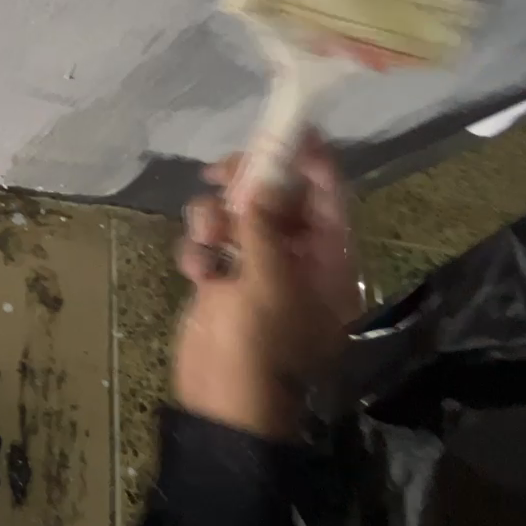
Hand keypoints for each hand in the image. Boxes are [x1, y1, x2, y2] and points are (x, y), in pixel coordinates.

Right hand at [171, 131, 358, 439]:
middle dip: (245, 188)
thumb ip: (264, 225)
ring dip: (213, 222)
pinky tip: (196, 274)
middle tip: (218, 175)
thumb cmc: (260, 345)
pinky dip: (198, 251)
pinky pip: (208, 242)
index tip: (285, 127)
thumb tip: (262, 175)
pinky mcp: (222, 277)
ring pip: (234, 216)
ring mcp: (256, 267)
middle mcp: (297, 258)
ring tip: (207, 247)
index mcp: (329, 261)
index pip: (327, 197)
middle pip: (274, 199)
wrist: (223, 398)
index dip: (309, 160)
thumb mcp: (268, 282)